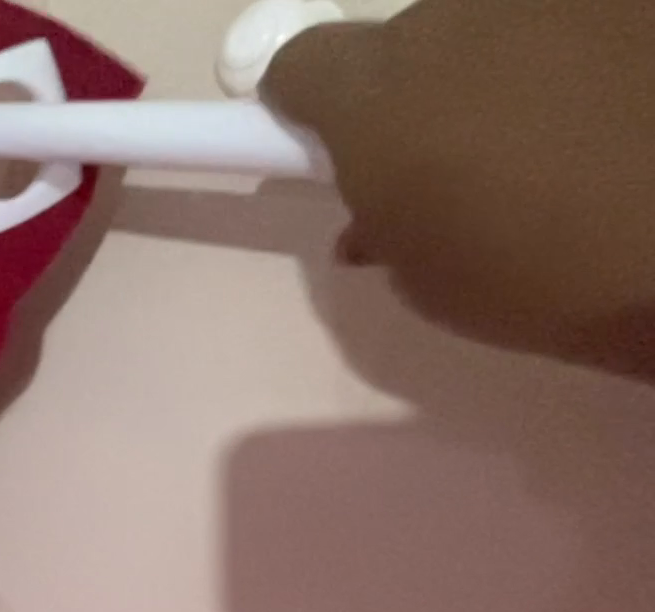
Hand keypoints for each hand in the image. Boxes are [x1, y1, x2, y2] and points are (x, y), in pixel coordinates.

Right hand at [262, 0, 654, 371]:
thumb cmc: (534, 275)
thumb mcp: (417, 272)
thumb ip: (379, 219)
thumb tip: (377, 214)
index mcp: (379, 92)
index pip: (301, 65)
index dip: (303, 102)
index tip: (320, 139)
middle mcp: (467, 15)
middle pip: (412, 36)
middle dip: (416, 88)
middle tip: (456, 154)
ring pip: (508, 22)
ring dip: (508, 66)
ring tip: (566, 131)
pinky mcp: (650, 0)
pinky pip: (595, 24)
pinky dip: (598, 53)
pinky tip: (623, 108)